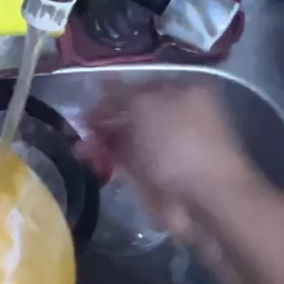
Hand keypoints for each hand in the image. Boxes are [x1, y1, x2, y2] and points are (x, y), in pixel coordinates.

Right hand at [86, 81, 260, 239]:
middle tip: (79, 128)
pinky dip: (109, 162)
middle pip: (131, 114)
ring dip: (101, 142)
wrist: (204, 198)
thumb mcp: (144, 105)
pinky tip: (92, 162)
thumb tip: (102, 85)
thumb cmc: (177, 142)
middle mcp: (177, 117)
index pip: (139, 87)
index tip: (86, 105)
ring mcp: (168, 148)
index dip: (110, 95)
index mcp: (183, 91)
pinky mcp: (158, 176)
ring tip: (81, 150)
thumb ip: (120, 94)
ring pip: (126, 139)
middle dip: (103, 120)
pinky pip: (128, 164)